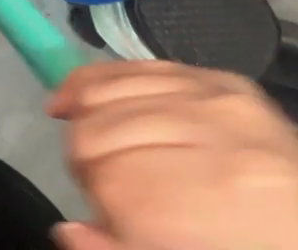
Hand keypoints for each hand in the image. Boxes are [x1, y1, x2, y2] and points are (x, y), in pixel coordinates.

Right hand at [48, 61, 297, 249]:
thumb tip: (70, 230)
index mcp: (222, 198)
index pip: (111, 179)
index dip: (95, 201)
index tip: (104, 219)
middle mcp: (222, 131)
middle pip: (105, 130)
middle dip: (87, 163)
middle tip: (100, 193)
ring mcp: (225, 97)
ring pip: (113, 90)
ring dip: (87, 120)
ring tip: (89, 149)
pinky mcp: (227, 81)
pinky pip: (143, 67)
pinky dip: (105, 82)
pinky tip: (85, 98)